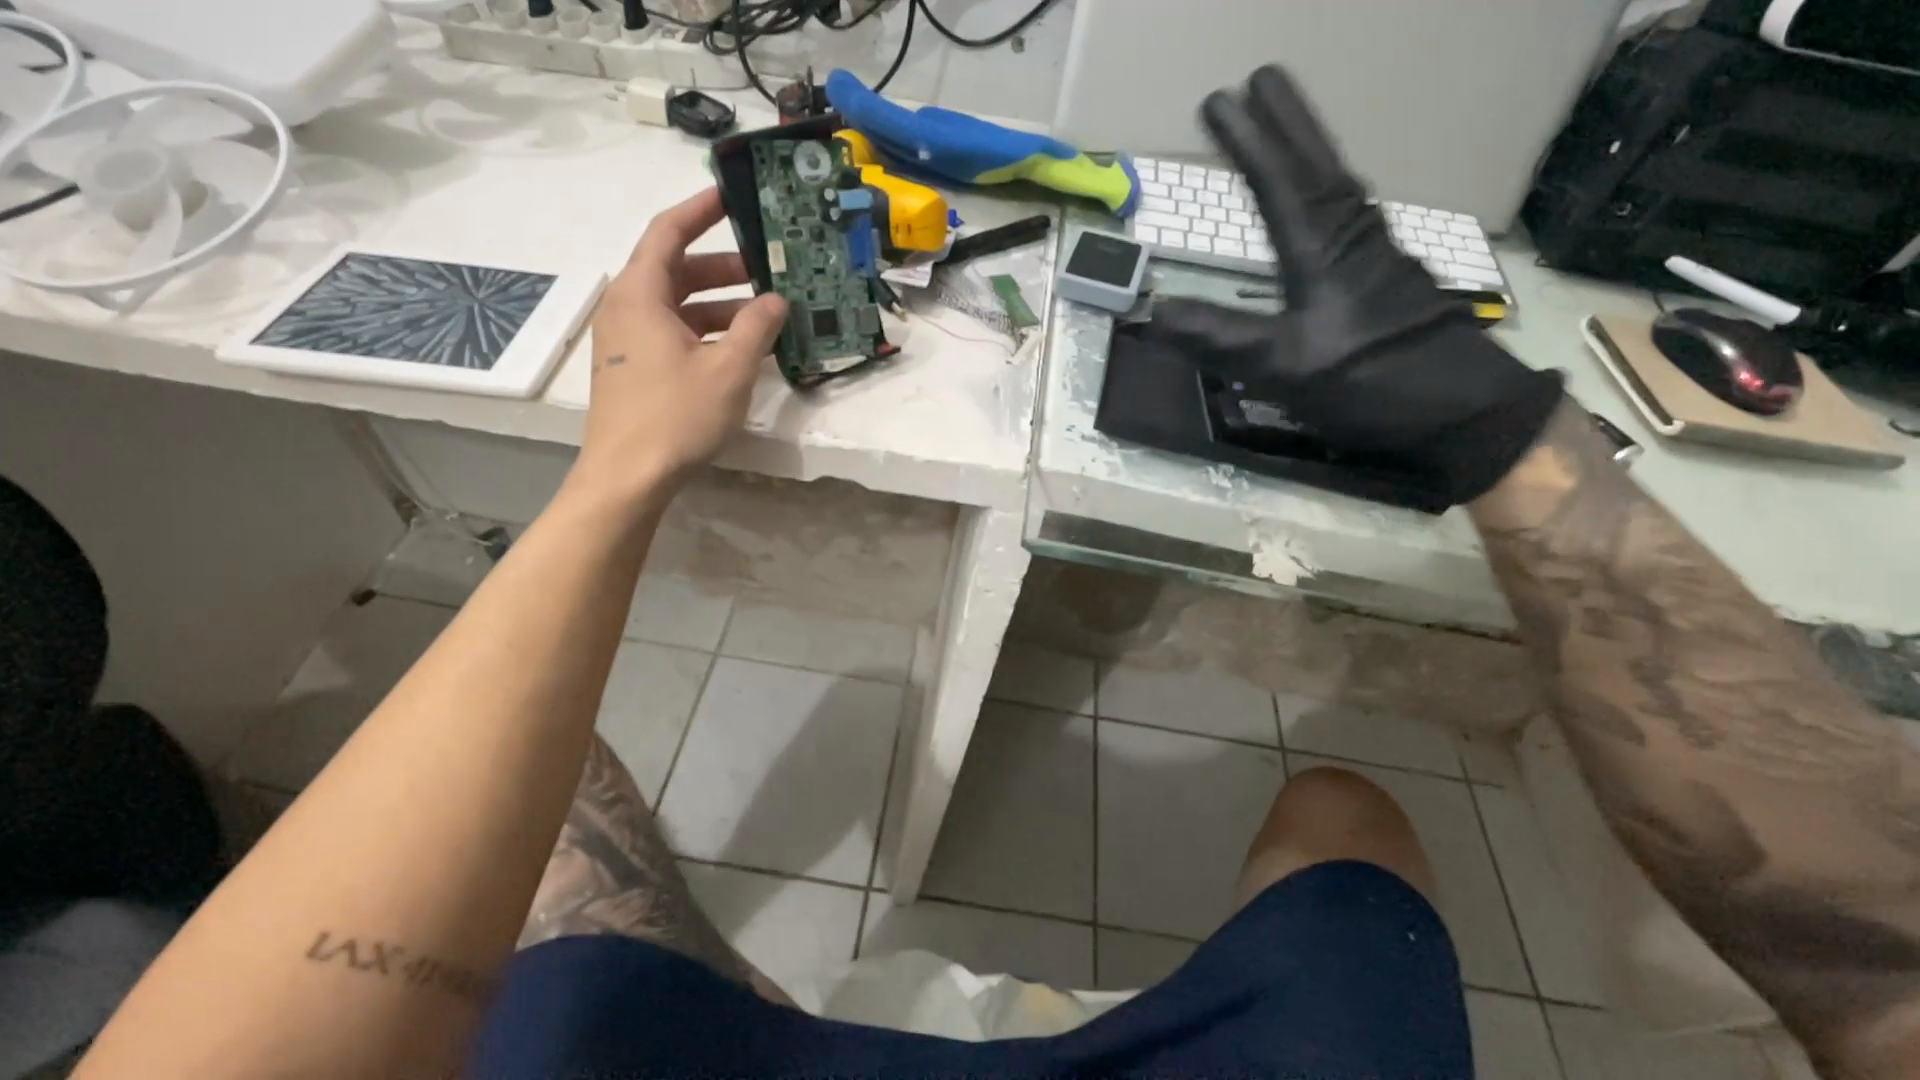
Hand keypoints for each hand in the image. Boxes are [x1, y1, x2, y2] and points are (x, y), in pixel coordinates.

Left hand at [569, 188, 787, 508]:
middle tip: (769, 268)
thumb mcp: (729, 368)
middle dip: (725, 266)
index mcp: (640, 293)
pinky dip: (706, 331)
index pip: (668, 231)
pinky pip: (673, 332)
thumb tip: (776, 300)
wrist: (626, 477)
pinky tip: (742, 349)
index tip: (733, 195)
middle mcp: (626, 307)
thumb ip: (756, 326)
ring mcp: (627, 340)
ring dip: (721, 304)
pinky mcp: (634, 368)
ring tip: (767, 314)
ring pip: (678, 304)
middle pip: (676, 268)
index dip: (701, 209)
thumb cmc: (675, 415)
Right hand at [1142, 66, 1563, 503]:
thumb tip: (1154, 311)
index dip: (1247, 141)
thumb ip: (1221, 338)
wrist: (1463, 410)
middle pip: (1316, 161)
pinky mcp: (1393, 274)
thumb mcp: (1285, 367)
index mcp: (1321, 249)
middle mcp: (1353, 235)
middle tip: (1264, 76)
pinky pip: (1353, 208)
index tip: (1218, 100)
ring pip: (1338, 179)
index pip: (1277, 180)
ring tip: (1288, 122)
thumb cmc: (1371, 382)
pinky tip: (1327, 199)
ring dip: (1311, 144)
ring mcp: (1379, 252)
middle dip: (1287, 119)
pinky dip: (1331, 184)